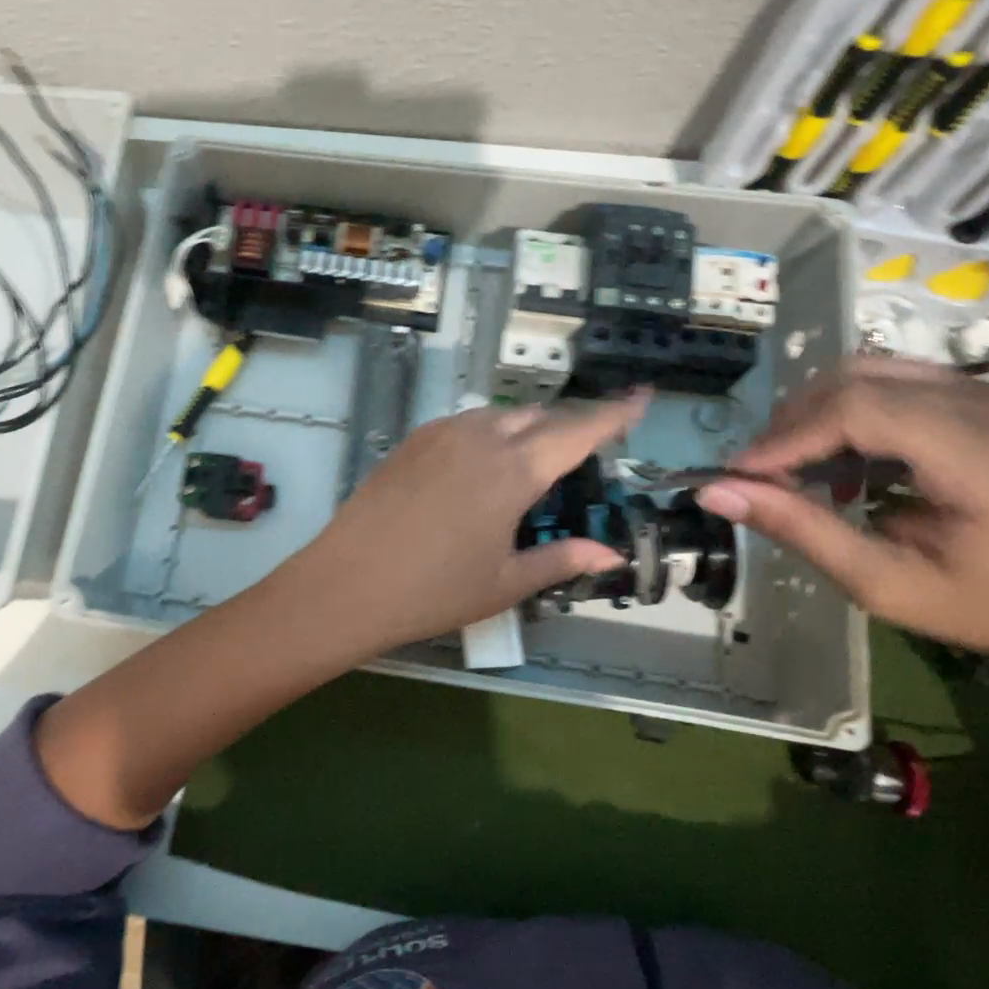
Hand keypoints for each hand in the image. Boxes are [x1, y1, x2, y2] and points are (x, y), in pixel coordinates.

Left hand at [278, 392, 650, 650]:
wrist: (347, 583)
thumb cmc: (433, 590)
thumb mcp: (505, 582)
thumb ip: (561, 560)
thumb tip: (609, 554)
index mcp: (515, 471)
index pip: (578, 432)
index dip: (614, 415)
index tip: (641, 398)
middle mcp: (481, 439)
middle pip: (538, 418)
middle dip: (567, 428)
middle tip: (581, 457)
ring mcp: (440, 434)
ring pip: (498, 416)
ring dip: (525, 429)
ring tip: (531, 465)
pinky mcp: (410, 442)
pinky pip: (463, 424)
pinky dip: (486, 434)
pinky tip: (480, 467)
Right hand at [692, 358, 988, 670]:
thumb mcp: (888, 586)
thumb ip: (801, 531)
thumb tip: (715, 492)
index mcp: (988, 457)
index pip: (859, 410)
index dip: (786, 435)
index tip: (739, 473)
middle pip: (860, 379)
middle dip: (794, 423)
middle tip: (762, 476)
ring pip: (873, 371)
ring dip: (818, 413)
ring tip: (799, 469)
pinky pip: (899, 381)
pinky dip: (852, 413)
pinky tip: (847, 461)